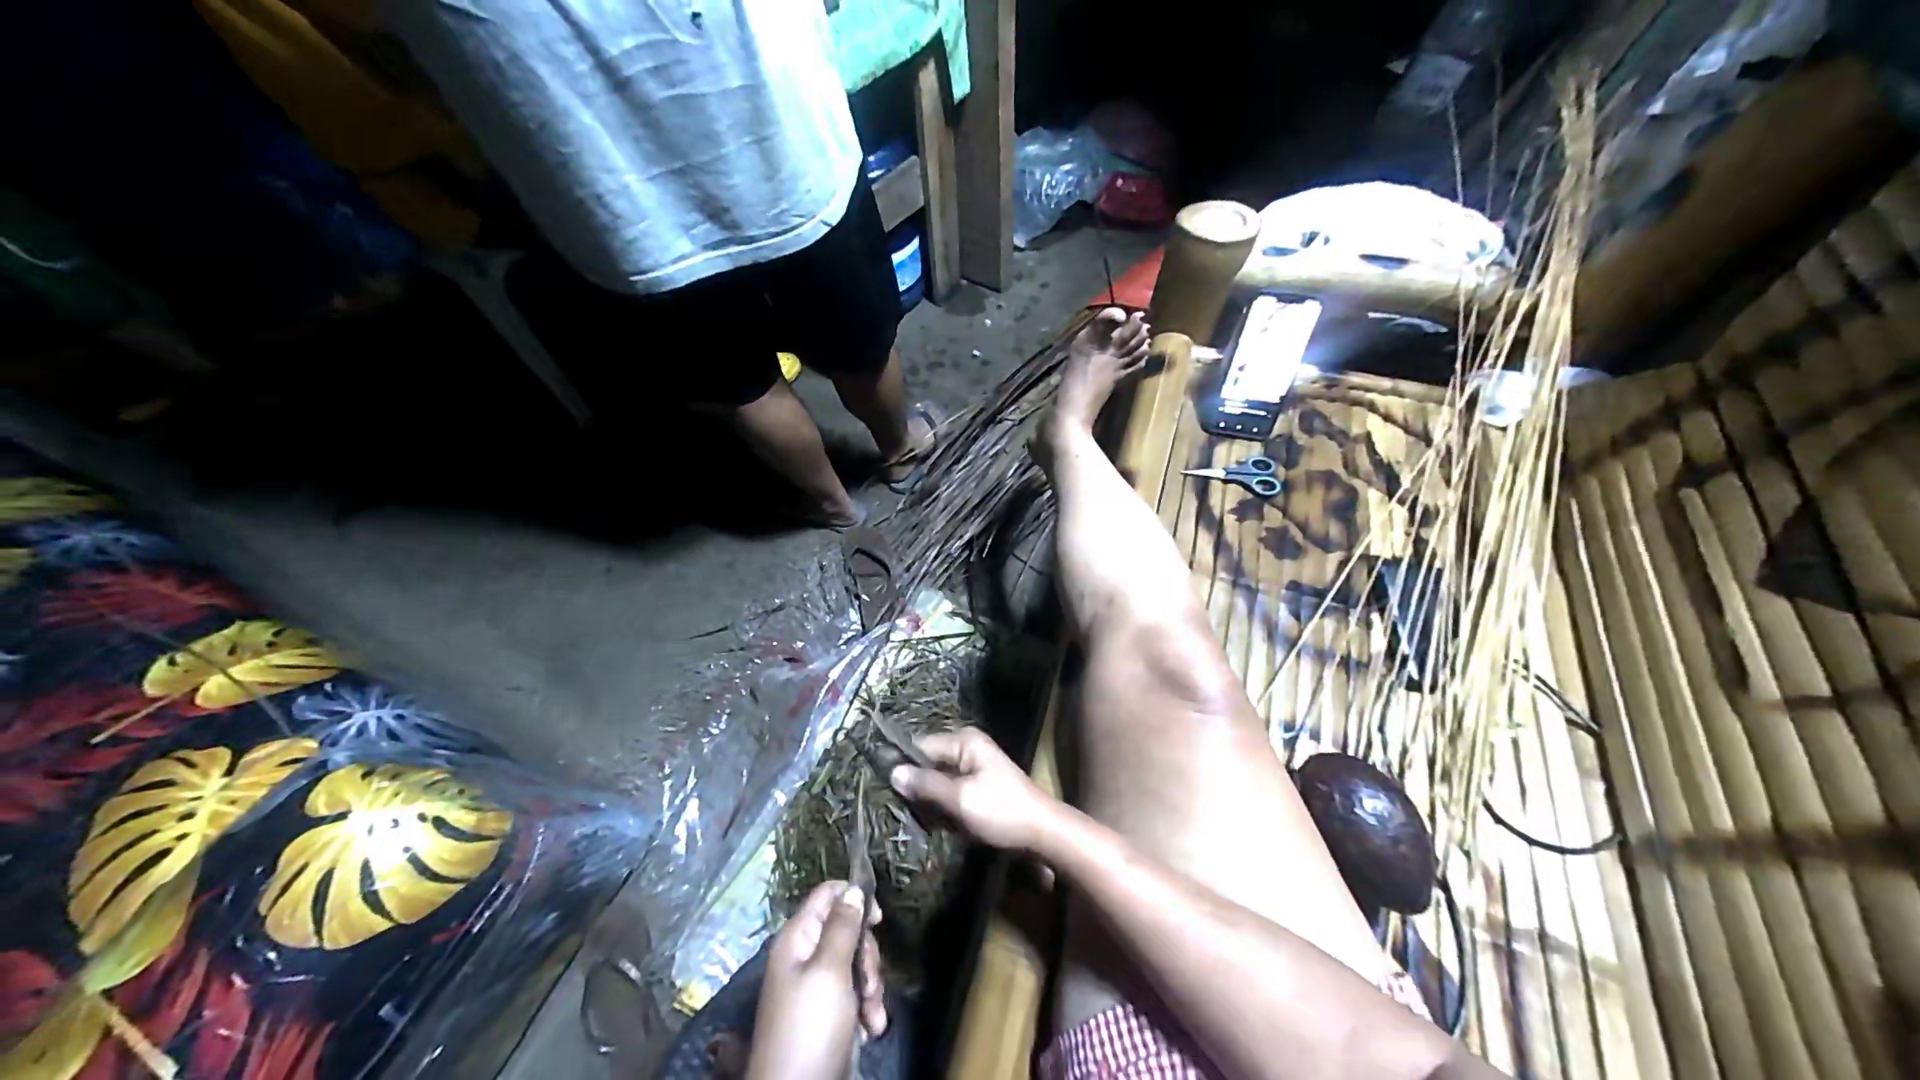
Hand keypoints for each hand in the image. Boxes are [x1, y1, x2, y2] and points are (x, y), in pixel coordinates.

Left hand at [745, 881, 884, 1079]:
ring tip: (869, 1014)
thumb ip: (843, 927)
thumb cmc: (810, 1026)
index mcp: (798, 938)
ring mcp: (817, 987)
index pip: (826, 895)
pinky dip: (867, 1010)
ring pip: (857, 964)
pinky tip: (870, 1029)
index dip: (854, 897)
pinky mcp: (829, 1014)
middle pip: (847, 931)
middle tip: (869, 980)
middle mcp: (806, 957)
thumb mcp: (830, 970)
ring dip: (872, 987)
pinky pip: (856, 995)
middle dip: (867, 955)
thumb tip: (853, 889)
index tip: (878, 918)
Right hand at [888, 728, 1063, 852]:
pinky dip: (944, 808)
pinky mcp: (977, 787)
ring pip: (937, 781)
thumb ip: (926, 785)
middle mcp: (967, 748)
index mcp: (964, 742)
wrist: (1042, 832)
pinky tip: (941, 824)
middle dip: (917, 787)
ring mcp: (973, 767)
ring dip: (930, 801)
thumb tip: (892, 772)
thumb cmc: (1001, 811)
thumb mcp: (960, 799)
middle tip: (904, 810)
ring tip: (925, 820)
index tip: (882, 785)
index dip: (901, 764)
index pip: (920, 745)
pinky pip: (950, 792)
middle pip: (928, 763)